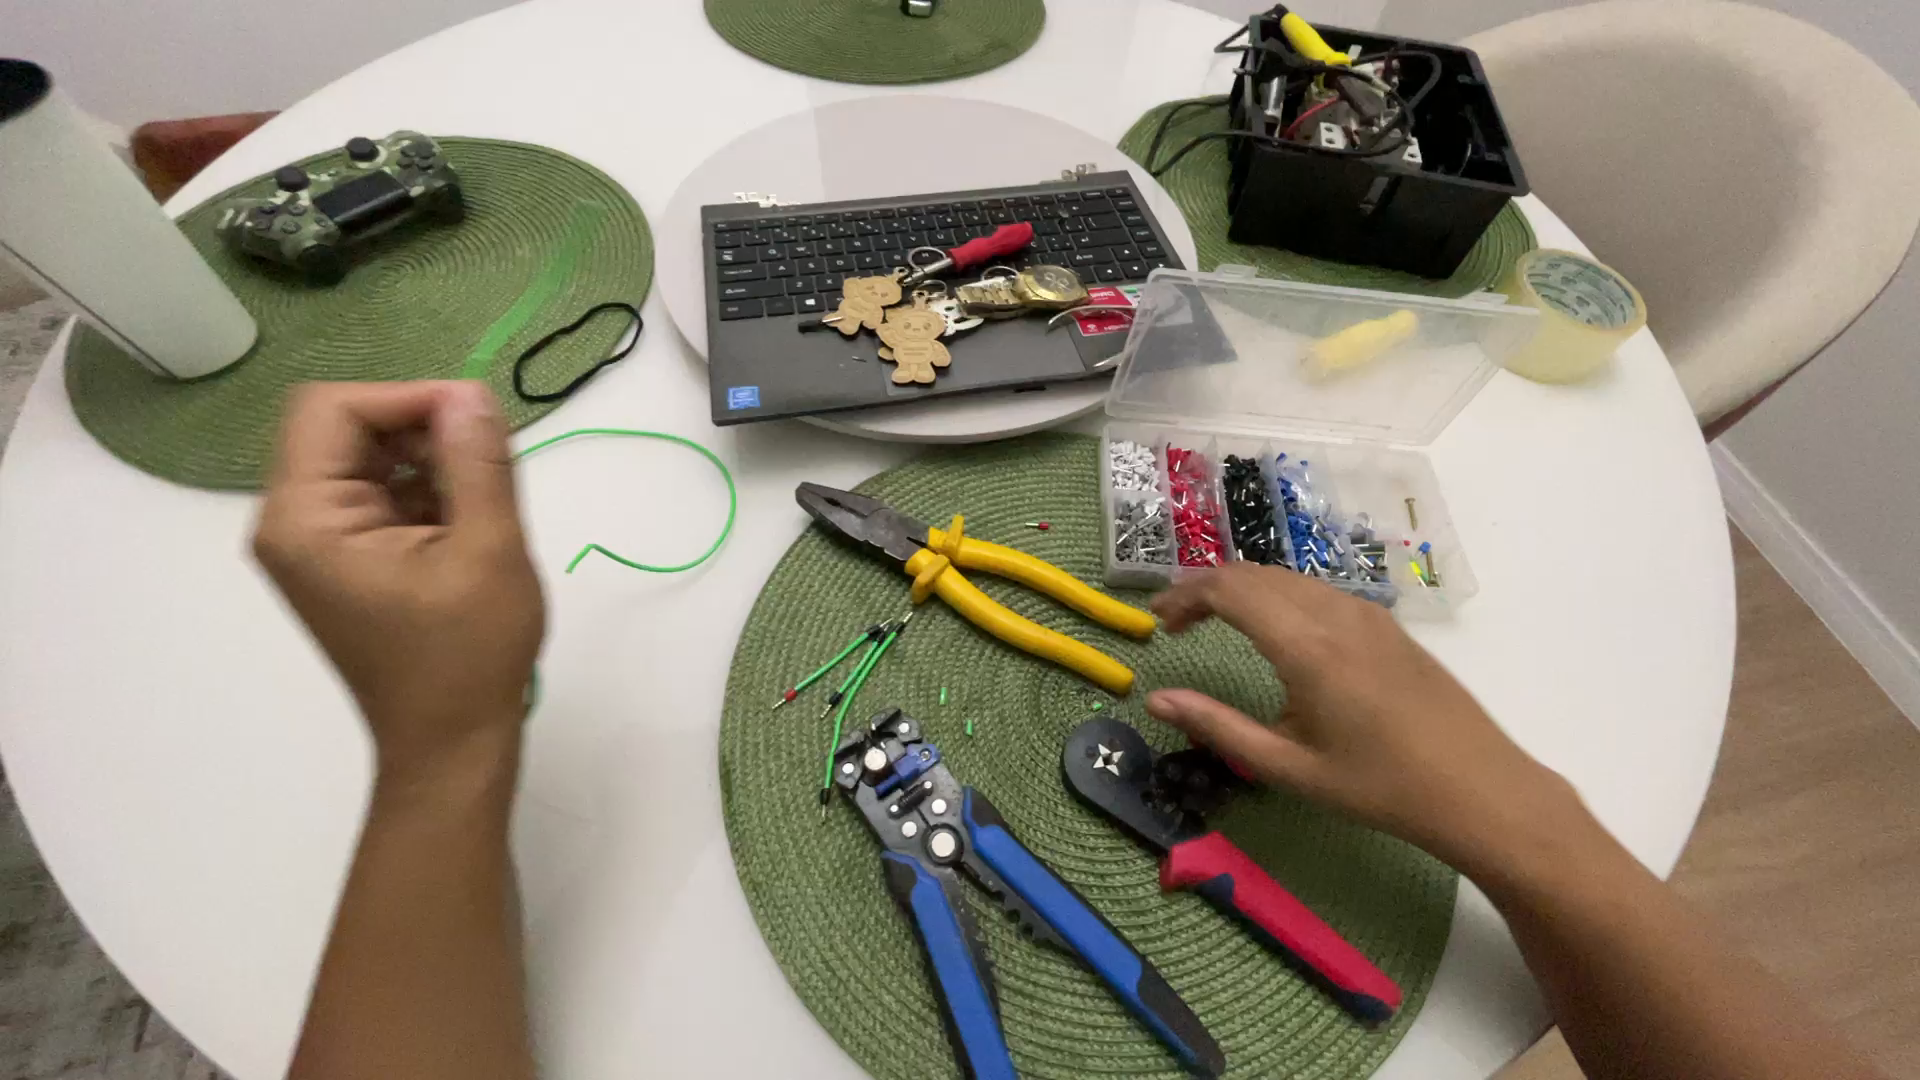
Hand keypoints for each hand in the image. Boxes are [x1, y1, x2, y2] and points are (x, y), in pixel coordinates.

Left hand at [254, 381, 544, 790]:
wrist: (453, 738)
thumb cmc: (469, 651)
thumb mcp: (489, 550)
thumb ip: (479, 465)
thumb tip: (472, 393)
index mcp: (306, 519)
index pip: (333, 411)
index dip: (409, 398)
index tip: (482, 416)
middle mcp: (296, 523)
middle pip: (348, 432)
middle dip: (426, 432)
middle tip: (496, 462)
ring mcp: (323, 545)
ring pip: (373, 463)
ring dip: (436, 463)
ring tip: (492, 501)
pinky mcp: (353, 561)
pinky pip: (387, 498)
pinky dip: (434, 494)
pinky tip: (477, 524)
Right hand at [1147, 563, 1586, 877]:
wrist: (1483, 791)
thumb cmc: (1379, 787)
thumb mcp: (1288, 767)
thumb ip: (1216, 727)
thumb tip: (1155, 699)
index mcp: (1306, 647)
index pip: (1228, 590)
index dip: (1183, 595)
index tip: (1157, 619)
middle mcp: (1333, 614)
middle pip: (1251, 573)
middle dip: (1203, 588)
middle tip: (1174, 620)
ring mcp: (1364, 613)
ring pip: (1283, 576)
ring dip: (1238, 588)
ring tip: (1210, 620)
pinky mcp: (1383, 622)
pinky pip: (1313, 588)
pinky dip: (1273, 594)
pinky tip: (1269, 628)